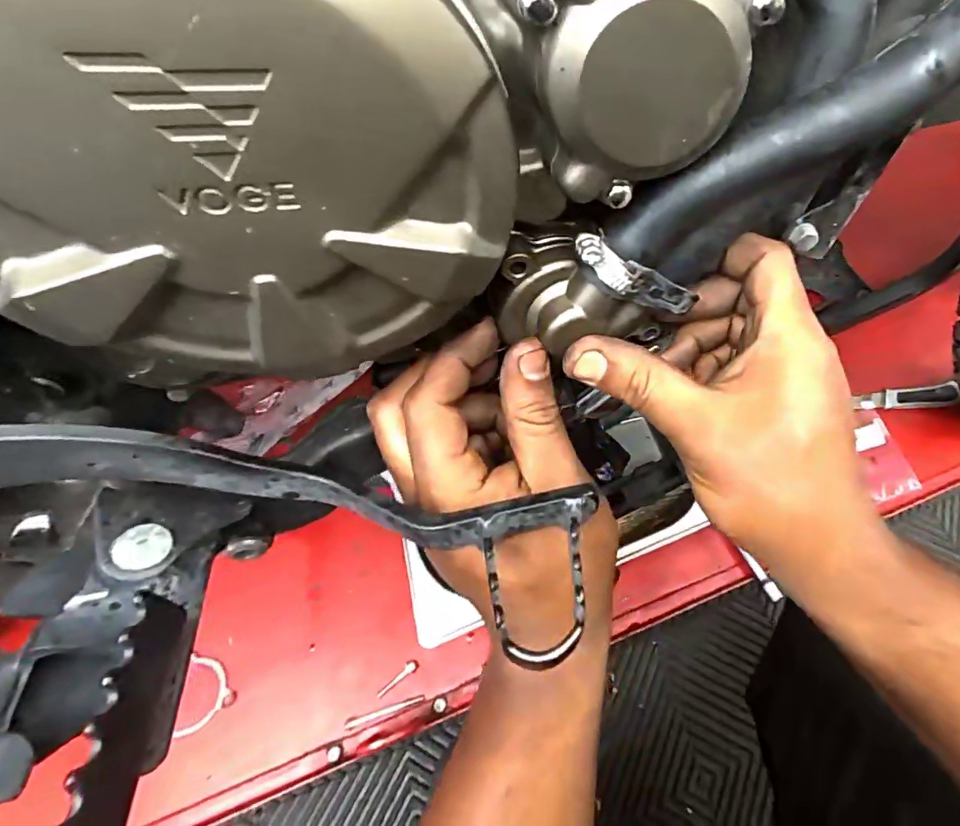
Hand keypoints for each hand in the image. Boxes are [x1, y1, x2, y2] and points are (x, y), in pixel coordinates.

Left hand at [369, 320, 618, 658]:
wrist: (553, 628)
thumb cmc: (563, 567)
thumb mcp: (561, 480)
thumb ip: (535, 414)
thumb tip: (525, 353)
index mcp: (445, 490)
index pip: (424, 401)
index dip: (455, 355)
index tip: (491, 332)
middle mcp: (421, 494)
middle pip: (396, 409)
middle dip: (441, 369)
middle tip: (490, 352)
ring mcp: (427, 500)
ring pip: (415, 424)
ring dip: (460, 396)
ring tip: (516, 399)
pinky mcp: (442, 502)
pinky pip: (439, 445)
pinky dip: (469, 421)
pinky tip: (511, 427)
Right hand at [560, 235, 879, 580]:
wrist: (818, 545)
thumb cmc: (783, 489)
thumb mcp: (695, 423)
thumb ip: (638, 380)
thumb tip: (590, 353)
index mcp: (789, 335)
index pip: (766, 257)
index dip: (722, 251)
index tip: (679, 271)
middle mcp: (797, 345)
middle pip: (741, 293)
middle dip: (693, 310)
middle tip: (656, 332)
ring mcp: (791, 371)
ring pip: (736, 328)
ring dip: (695, 343)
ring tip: (664, 370)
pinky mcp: (782, 394)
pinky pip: (740, 360)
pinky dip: (708, 367)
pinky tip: (681, 391)